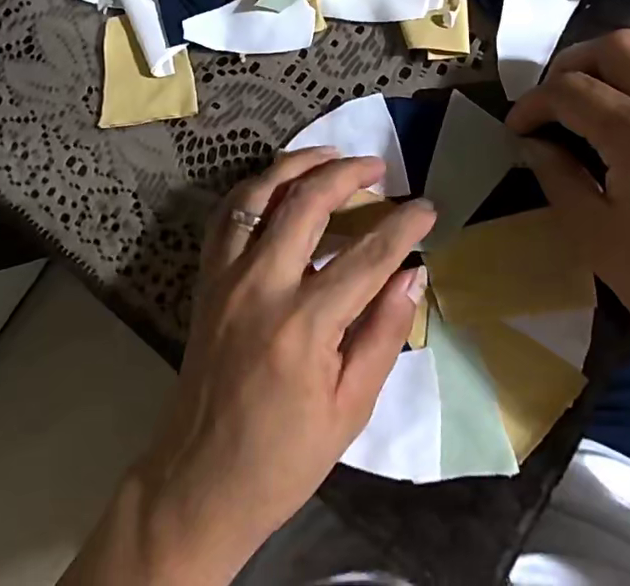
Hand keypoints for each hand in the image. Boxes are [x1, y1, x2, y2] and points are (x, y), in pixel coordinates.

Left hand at [62, 149, 433, 584]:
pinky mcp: (205, 279)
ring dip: (293, 166)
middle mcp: (259, 285)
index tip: (427, 208)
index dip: (402, 226)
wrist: (202, 473)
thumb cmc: (285, 455)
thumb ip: (382, 334)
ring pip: (256, 196)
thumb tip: (413, 277)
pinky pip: (226, 217)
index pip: (366, 256)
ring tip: (329, 155)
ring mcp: (225, 276)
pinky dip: (252, 191)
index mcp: (304, 324)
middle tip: (378, 165)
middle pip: (305, 204)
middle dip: (346, 174)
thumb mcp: (351, 407)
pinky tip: (276, 184)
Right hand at [504, 30, 629, 406]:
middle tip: (546, 104)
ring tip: (579, 120)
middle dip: (571, 64)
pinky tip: (622, 142)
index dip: (532, 104)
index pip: (571, 89)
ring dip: (607, 77)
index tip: (514, 129)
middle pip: (620, 48)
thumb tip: (535, 145)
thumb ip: (559, 177)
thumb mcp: (597, 237)